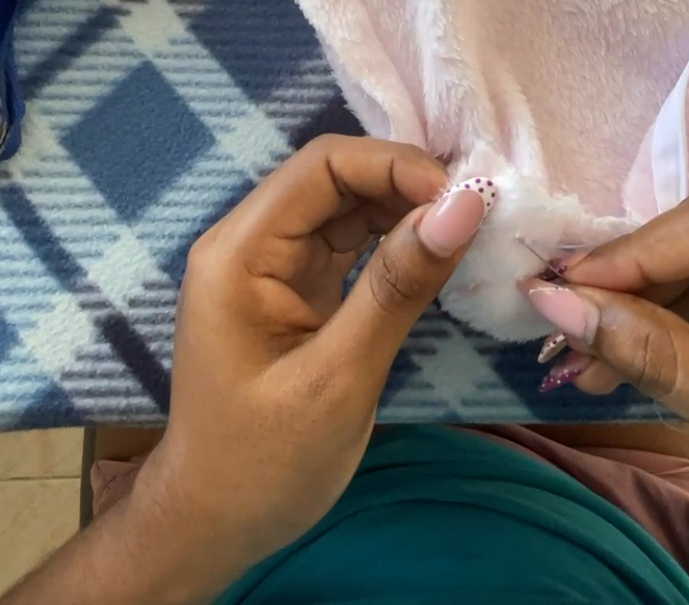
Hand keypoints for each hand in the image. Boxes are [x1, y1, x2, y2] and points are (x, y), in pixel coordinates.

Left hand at [8, 136, 488, 604]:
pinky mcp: (293, 286)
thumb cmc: (264, 463)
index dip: (394, 165)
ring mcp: (270, 263)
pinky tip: (432, 248)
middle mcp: (249, 241)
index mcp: (240, 252)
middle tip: (475, 212)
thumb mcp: (339, 378)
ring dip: (404, 208)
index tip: (462, 196)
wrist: (214, 524)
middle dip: (404, 183)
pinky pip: (346, 241)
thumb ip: (398, 285)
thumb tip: (463, 205)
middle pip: (332, 177)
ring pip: (343, 205)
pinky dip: (392, 239)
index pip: (321, 166)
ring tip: (465, 226)